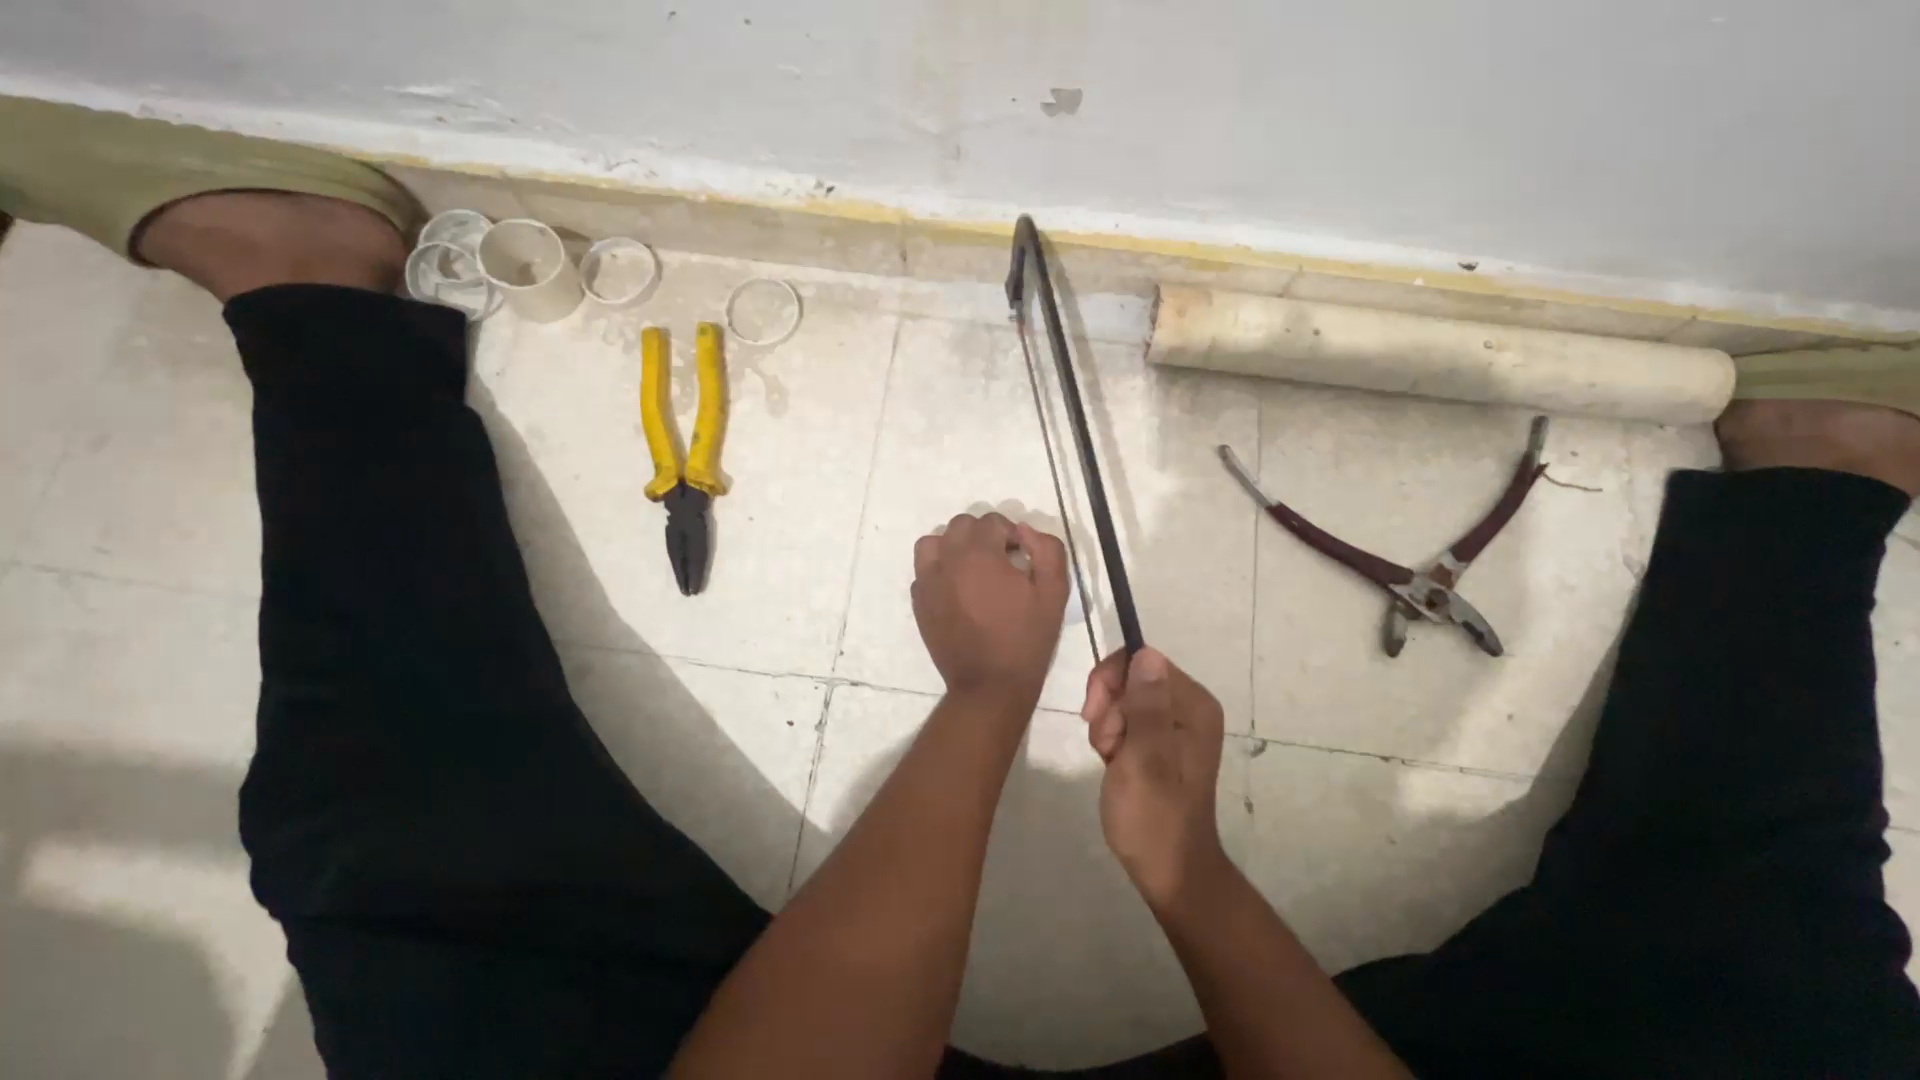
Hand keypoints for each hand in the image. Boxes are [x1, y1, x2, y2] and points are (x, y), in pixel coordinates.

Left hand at [913, 513, 1070, 705]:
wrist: (990, 684)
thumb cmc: (1026, 638)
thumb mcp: (1054, 592)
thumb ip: (1047, 550)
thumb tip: (1024, 531)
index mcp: (980, 553)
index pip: (992, 521)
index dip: (1011, 534)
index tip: (1021, 557)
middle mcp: (947, 560)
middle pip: (961, 526)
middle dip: (983, 536)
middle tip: (1001, 562)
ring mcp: (928, 581)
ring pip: (934, 543)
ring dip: (954, 547)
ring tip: (973, 570)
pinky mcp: (919, 601)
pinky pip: (924, 570)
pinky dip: (939, 571)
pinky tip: (958, 591)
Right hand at [1081, 647, 1228, 908]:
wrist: (1167, 870)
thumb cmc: (1153, 817)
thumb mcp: (1144, 758)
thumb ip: (1145, 705)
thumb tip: (1146, 652)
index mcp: (1194, 706)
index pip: (1143, 659)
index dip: (1111, 682)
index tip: (1096, 717)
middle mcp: (1189, 708)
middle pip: (1131, 677)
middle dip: (1108, 707)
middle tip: (1106, 745)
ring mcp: (1176, 726)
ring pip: (1123, 700)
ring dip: (1106, 726)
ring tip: (1111, 760)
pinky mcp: (1161, 742)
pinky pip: (1126, 720)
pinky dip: (1112, 738)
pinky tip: (1113, 763)